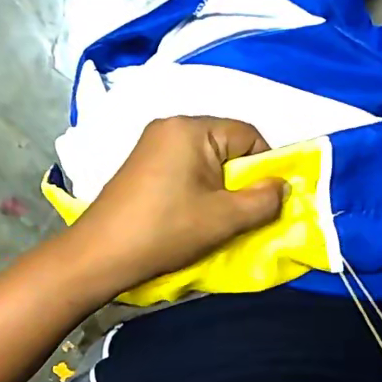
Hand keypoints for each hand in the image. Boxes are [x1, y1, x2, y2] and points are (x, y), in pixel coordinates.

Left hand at [64, 116, 285, 289]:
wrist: (100, 255)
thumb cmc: (165, 231)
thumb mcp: (225, 218)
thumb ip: (264, 199)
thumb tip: (282, 186)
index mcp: (191, 128)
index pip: (249, 135)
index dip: (265, 168)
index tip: (263, 201)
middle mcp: (170, 126)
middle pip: (226, 146)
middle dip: (240, 180)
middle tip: (239, 214)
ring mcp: (151, 145)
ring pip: (205, 161)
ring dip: (218, 189)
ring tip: (213, 220)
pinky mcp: (140, 166)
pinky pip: (183, 170)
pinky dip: (196, 190)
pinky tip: (189, 217)